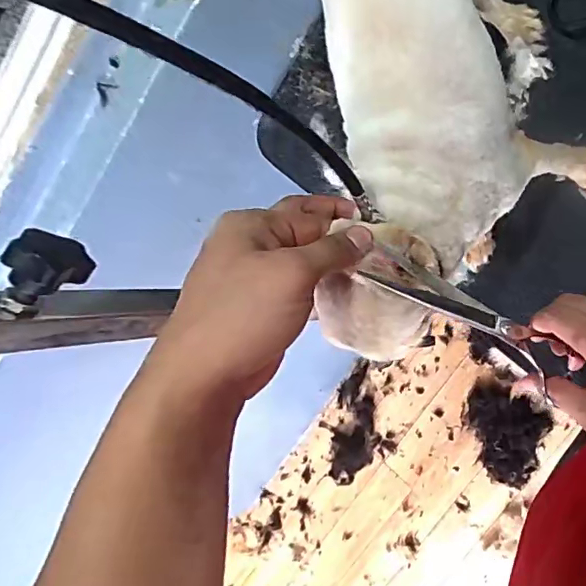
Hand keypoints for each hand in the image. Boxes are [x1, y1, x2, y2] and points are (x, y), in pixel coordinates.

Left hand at [145, 196, 371, 403]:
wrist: (206, 374)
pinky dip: (324, 289)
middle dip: (342, 239)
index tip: (380, 227)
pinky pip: (302, 287)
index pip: (309, 210)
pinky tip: (347, 297)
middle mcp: (252, 245)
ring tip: (370, 274)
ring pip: (307, 262)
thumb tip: (366, 232)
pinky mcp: (266, 304)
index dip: (344, 216)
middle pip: (307, 233)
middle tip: (379, 251)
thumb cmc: (247, 314)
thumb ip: (333, 249)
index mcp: (252, 226)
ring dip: (336, 267)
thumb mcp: (294, 273)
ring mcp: (257, 276)